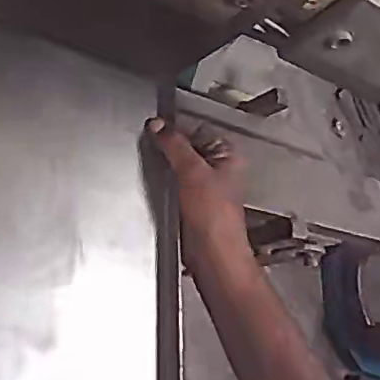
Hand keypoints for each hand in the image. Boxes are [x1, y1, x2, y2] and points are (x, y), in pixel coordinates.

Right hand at [145, 117, 247, 263]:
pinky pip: (174, 185)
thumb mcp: (192, 171)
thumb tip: (158, 125)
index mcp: (227, 155)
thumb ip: (174, 145)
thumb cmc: (215, 217)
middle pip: (187, 147)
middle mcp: (218, 169)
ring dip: (166, 168)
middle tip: (153, 148)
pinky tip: (158, 187)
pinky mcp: (191, 203)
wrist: (212, 254)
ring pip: (178, 167)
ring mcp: (205, 186)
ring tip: (157, 169)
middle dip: (169, 149)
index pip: (197, 128)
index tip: (155, 127)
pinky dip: (165, 184)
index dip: (176, 127)